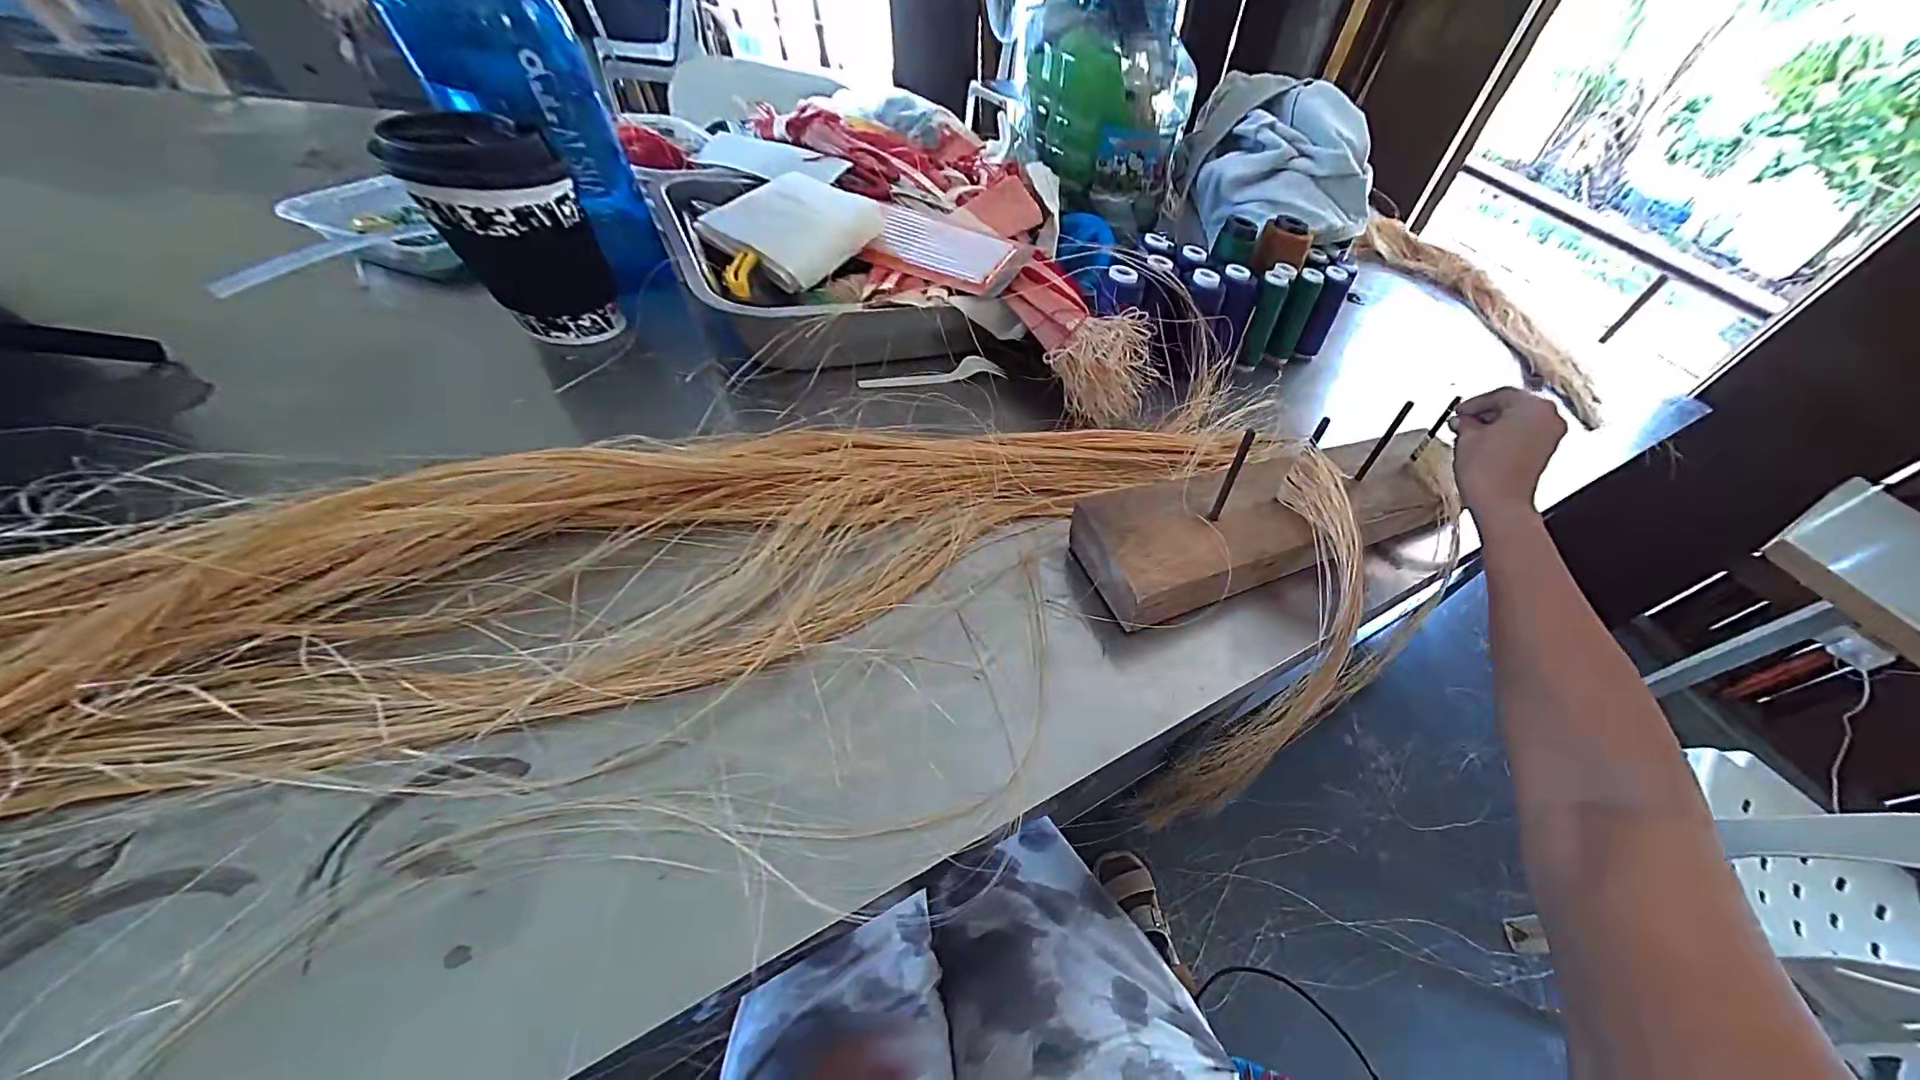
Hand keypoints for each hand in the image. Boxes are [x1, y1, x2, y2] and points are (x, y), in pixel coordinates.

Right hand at [1450, 388, 1565, 517]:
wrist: (1499, 501)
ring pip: (1520, 420)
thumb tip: (1464, 420)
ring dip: (1495, 424)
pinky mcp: (1545, 450)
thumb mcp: (1467, 438)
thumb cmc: (1488, 471)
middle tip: (1463, 420)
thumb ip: (1466, 422)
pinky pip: (1525, 434)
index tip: (1460, 410)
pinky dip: (1506, 435)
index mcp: (1533, 407)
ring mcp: (1550, 435)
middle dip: (1486, 412)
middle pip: (1514, 405)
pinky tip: (1485, 444)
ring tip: (1471, 433)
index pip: (1500, 394)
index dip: (1474, 402)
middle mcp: (1548, 417)